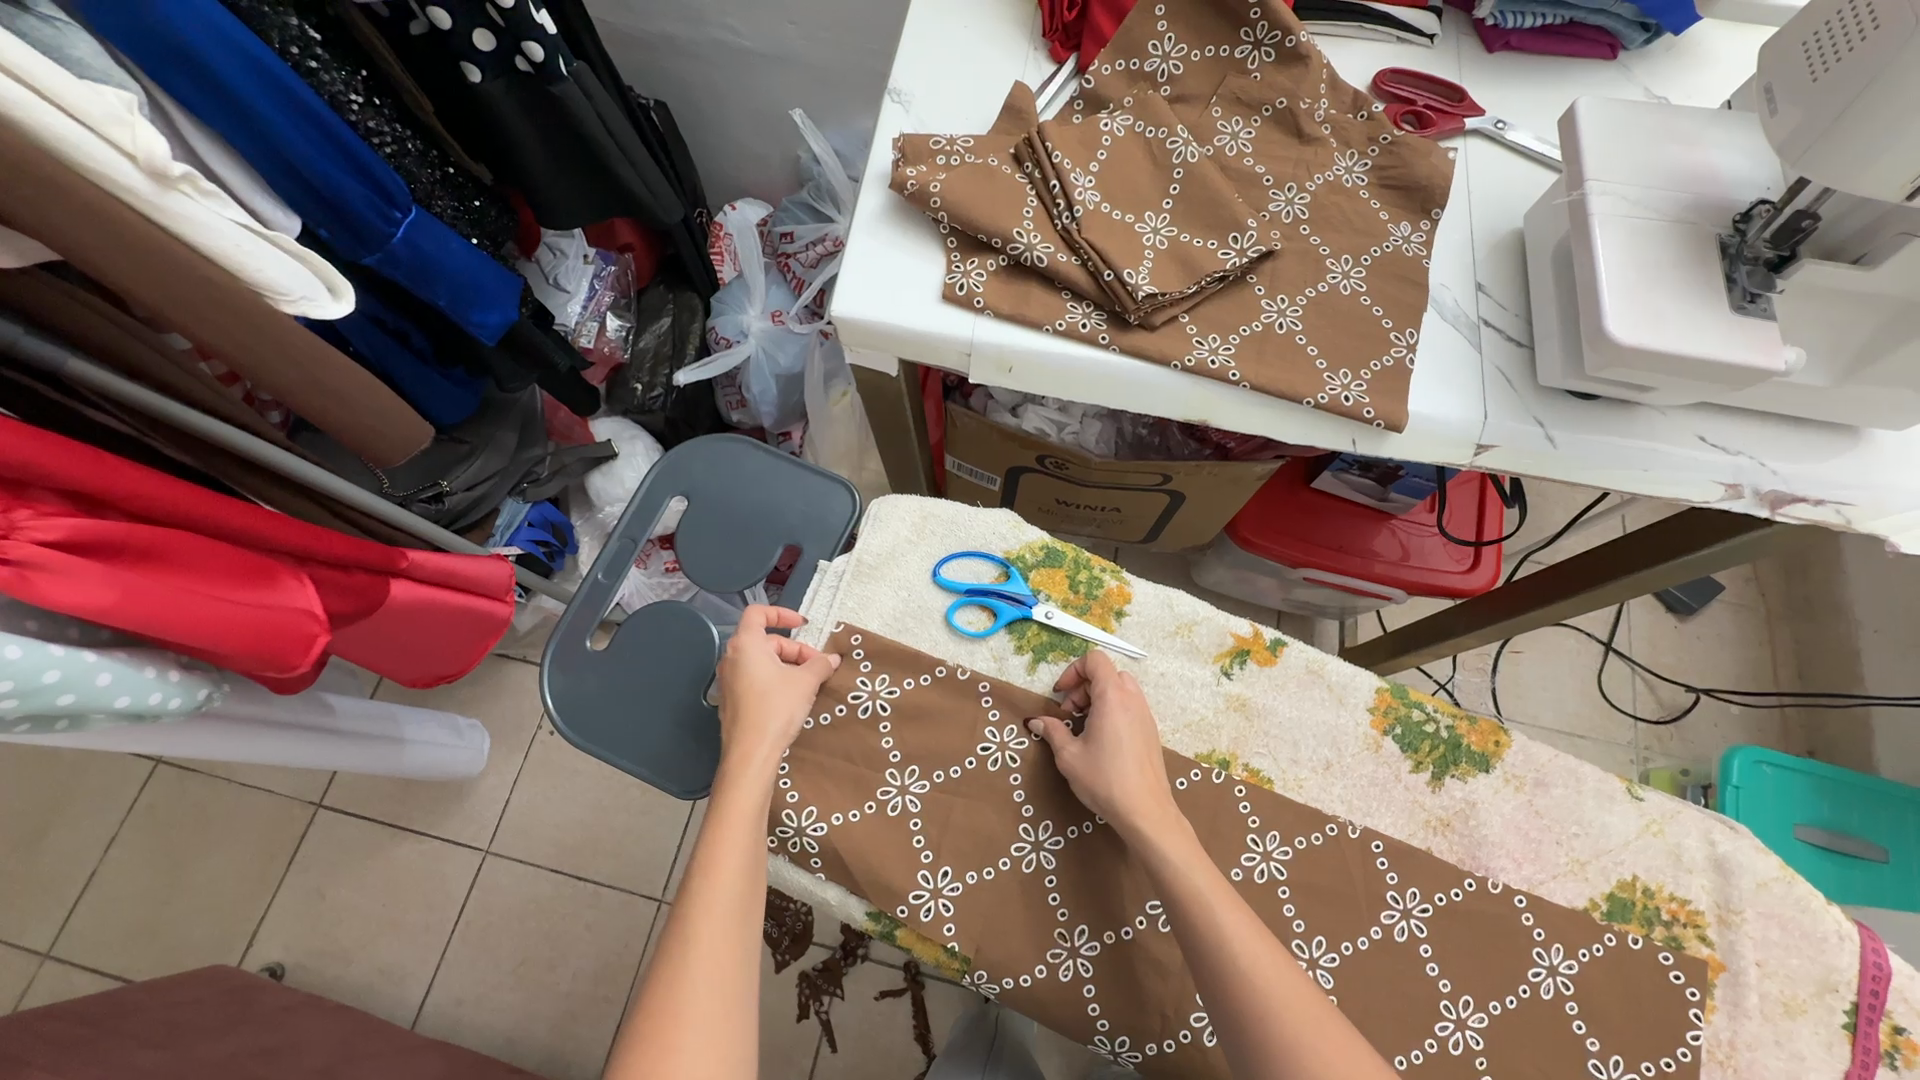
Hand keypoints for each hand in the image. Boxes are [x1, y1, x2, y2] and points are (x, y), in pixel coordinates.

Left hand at [714, 606, 839, 773]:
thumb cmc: (776, 708)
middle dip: (794, 650)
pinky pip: (754, 678)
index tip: (803, 625)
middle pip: (766, 641)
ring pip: (761, 661)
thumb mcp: (805, 682)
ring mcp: (728, 680)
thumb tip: (832, 659)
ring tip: (808, 683)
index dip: (782, 614)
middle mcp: (731, 657)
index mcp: (745, 644)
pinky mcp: (730, 699)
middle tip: (817, 667)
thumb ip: (820, 664)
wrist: (751, 753)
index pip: (758, 613)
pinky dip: (774, 679)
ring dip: (787, 665)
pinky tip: (792, 697)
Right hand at [1026, 650, 1182, 844]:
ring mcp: (1145, 714)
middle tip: (1070, 714)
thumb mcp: (1069, 756)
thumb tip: (1036, 720)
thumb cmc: (1105, 780)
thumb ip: (1052, 731)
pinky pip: (1130, 706)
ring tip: (1084, 726)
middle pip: (1107, 674)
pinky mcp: (1151, 731)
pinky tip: (1101, 740)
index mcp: (1112, 697)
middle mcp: (1132, 699)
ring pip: (1120, 689)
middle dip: (1084, 687)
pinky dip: (1113, 711)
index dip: (1073, 671)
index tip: (1061, 695)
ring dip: (1098, 698)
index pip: (1095, 660)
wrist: (1145, 812)